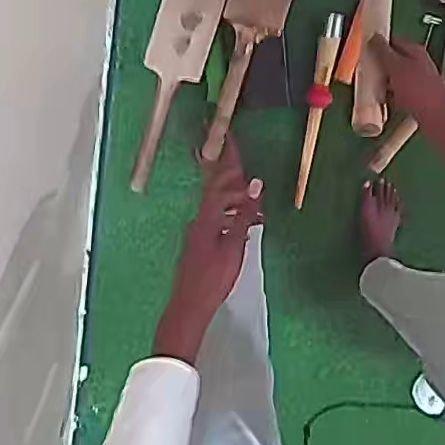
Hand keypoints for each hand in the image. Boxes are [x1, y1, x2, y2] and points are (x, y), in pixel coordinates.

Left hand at [153, 136, 262, 363]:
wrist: (188, 307)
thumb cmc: (212, 278)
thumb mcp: (234, 246)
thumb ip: (244, 215)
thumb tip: (255, 185)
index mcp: (206, 217)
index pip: (220, 180)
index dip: (228, 159)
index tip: (232, 137)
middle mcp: (198, 220)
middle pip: (217, 191)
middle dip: (234, 179)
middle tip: (250, 169)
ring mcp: (196, 233)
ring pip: (218, 207)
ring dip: (235, 200)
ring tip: (255, 202)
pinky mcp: (199, 244)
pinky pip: (217, 220)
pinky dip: (231, 216)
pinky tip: (243, 224)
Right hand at [368, 36, 444, 183]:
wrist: (436, 118)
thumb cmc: (417, 90)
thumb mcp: (395, 67)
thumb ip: (383, 52)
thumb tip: (374, 37)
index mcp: (415, 51)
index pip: (393, 41)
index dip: (378, 46)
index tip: (366, 53)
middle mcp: (419, 62)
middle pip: (394, 59)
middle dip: (380, 66)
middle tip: (368, 72)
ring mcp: (420, 79)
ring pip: (396, 76)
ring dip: (385, 82)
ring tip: (375, 88)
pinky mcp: (419, 94)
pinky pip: (400, 90)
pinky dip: (392, 94)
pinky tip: (386, 101)